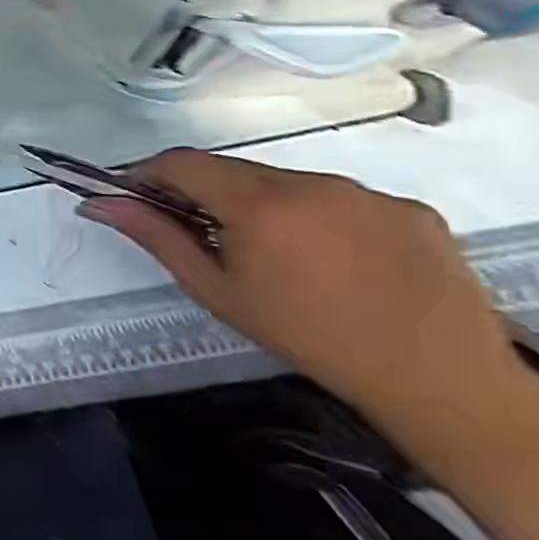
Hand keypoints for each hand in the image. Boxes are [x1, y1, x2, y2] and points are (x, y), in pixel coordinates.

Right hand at [77, 149, 518, 411]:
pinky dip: (319, 219)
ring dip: (263, 206)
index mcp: (259, 203)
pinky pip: (343, 201)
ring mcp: (367, 192)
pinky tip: (334, 263)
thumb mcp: (216, 290)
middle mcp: (313, 182)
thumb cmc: (304, 335)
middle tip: (203, 237)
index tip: (137, 197)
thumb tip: (103, 204)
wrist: (435, 376)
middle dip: (206, 193)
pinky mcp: (409, 209)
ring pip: (290, 184)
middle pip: (236, 171)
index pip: (184, 163)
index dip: (150, 173)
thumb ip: (157, 238)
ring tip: (276, 258)